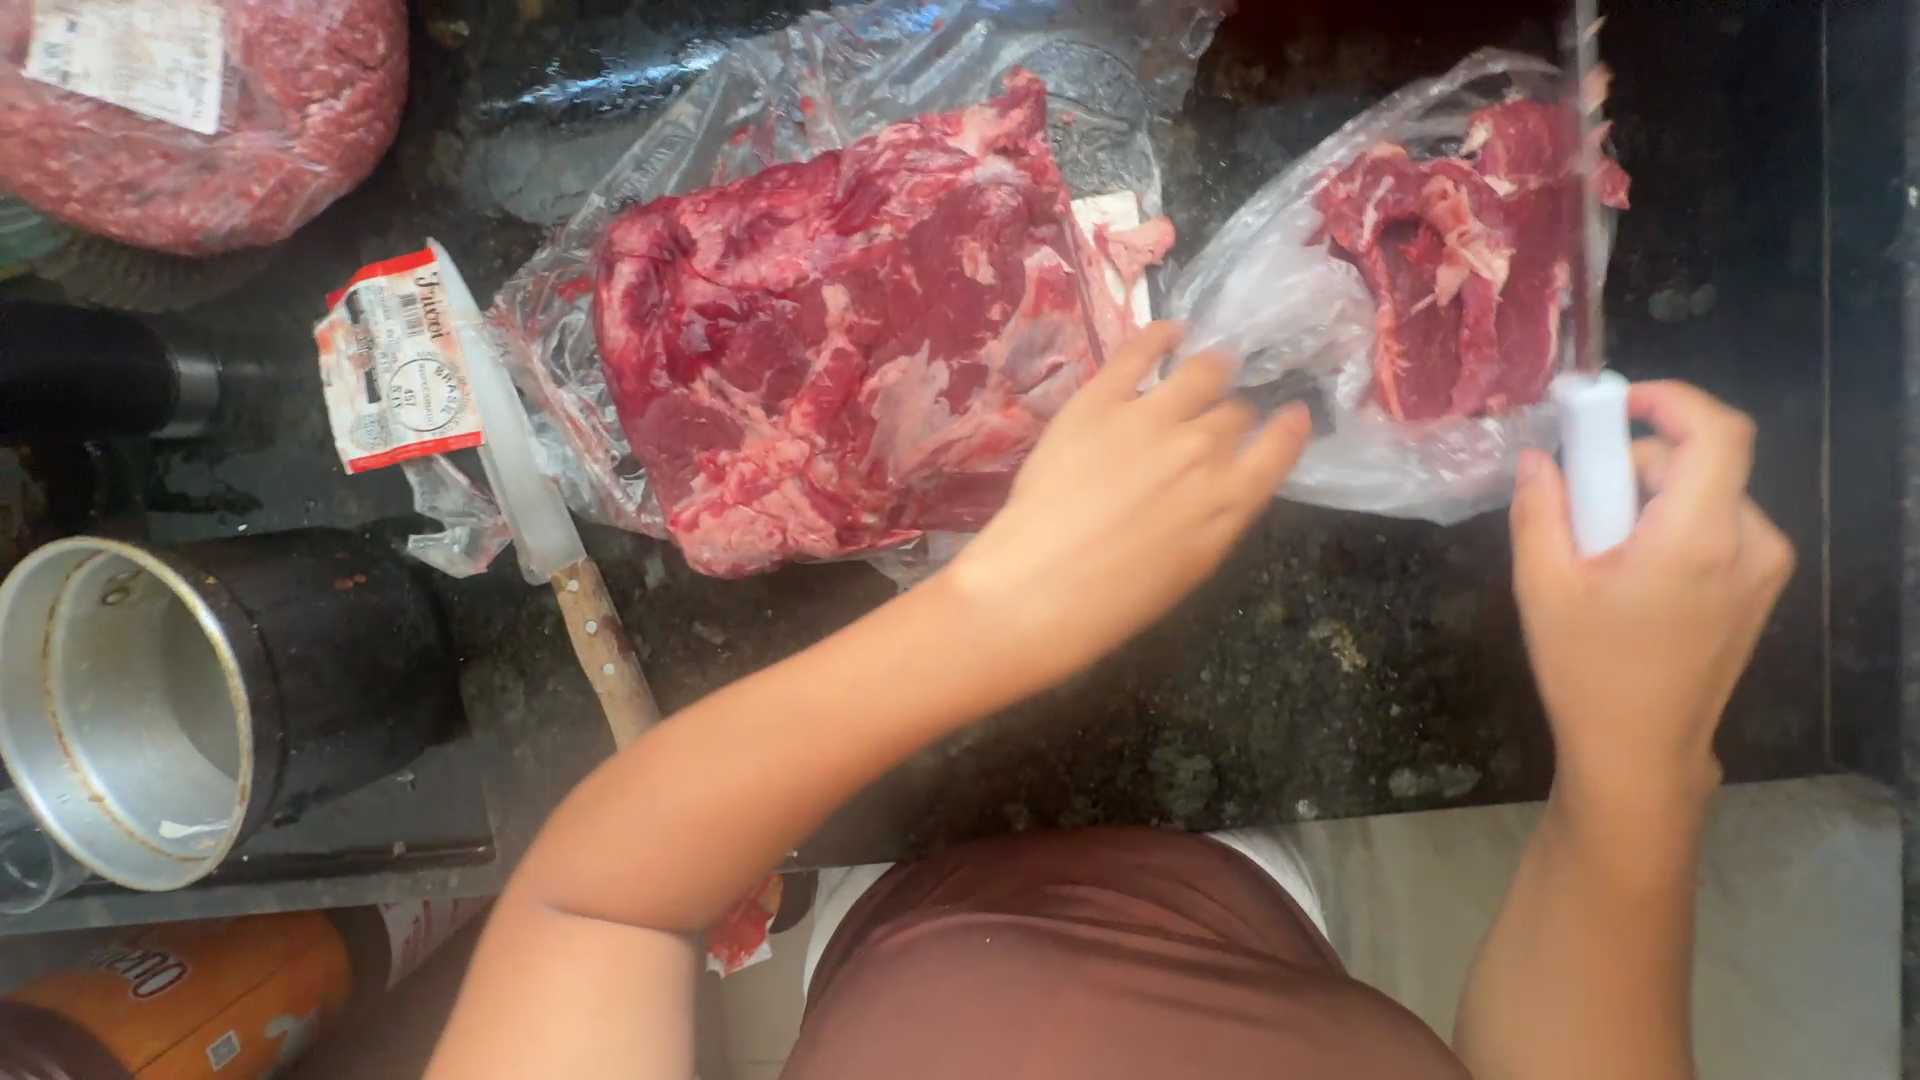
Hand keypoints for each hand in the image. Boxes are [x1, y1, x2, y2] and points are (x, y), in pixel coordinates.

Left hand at [942, 321, 1311, 685]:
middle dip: (1231, 413)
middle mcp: (1202, 450)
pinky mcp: (1100, 401)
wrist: (1037, 588)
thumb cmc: (1110, 603)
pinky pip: (1139, 351)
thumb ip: (1213, 518)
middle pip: (1233, 413)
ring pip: (1202, 373)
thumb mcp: (1186, 570)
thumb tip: (1219, 486)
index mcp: (1230, 501)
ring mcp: (1151, 419)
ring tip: (1210, 363)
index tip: (1291, 414)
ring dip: (1211, 369)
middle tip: (1219, 412)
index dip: (1287, 428)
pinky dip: (1161, 335)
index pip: (1277, 448)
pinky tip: (1171, 331)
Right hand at [1510, 381, 1793, 810]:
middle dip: (1628, 468)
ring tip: (1591, 556)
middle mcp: (1750, 542)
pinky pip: (1710, 527)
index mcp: (1696, 538)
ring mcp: (1763, 567)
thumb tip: (1538, 458)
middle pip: (1697, 465)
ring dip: (1642, 500)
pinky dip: (1661, 526)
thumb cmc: (1585, 667)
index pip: (1715, 434)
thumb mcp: (1541, 586)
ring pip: (1701, 496)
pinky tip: (1623, 573)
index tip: (1610, 402)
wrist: (1639, 746)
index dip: (1668, 400)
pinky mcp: (1757, 587)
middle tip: (1569, 511)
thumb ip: (1539, 511)